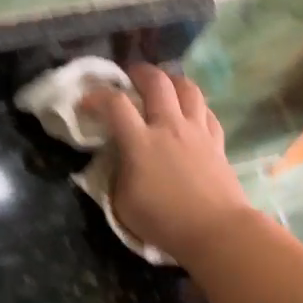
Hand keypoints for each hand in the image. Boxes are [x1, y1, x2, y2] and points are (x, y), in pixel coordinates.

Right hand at [79, 64, 250, 261]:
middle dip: (139, 73)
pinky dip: (194, 105)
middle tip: (129, 76)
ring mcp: (197, 131)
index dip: (96, 97)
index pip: (115, 105)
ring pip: (188, 88)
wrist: (214, 229)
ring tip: (164, 84)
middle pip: (157, 82)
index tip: (86, 103)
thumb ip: (117, 175)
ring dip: (172, 80)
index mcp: (140, 143)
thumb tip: (118, 160)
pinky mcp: (217, 141)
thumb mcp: (123, 204)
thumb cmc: (162, 221)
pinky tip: (190, 112)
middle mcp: (169, 127)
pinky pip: (207, 111)